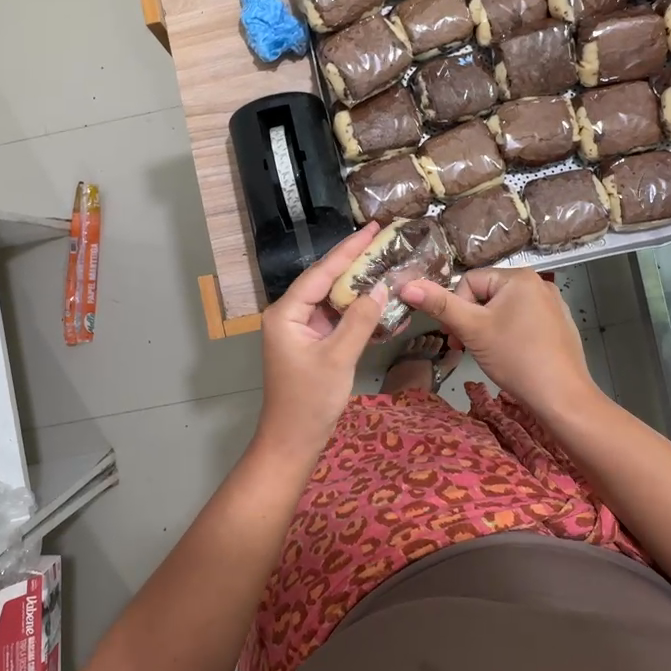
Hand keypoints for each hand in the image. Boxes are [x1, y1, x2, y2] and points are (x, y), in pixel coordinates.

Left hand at [256, 224, 387, 455]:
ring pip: (331, 299)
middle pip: (325, 281)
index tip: (371, 229)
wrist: (292, 441)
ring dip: (357, 285)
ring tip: (385, 262)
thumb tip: (380, 288)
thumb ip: (360, 321)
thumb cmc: (309, 401)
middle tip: (382, 239)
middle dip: (353, 262)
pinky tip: (378, 301)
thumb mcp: (338, 358)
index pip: (320, 273)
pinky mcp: (310, 344)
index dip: (348, 251)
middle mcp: (289, 315)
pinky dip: (355, 311)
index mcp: (286, 313)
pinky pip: (335, 318)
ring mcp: (300, 330)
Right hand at [399, 268, 594, 409]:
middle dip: (472, 320)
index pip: (469, 282)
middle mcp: (539, 282)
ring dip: (488, 328)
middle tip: (467, 347)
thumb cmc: (515, 358)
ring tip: (488, 353)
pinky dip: (510, 334)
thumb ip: (439, 305)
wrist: (562, 397)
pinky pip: (523, 320)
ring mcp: (553, 303)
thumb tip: (406, 285)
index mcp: (518, 277)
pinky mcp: (559, 324)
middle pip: (487, 294)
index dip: (457, 309)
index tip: (457, 337)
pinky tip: (511, 356)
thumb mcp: (471, 329)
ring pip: (504, 309)